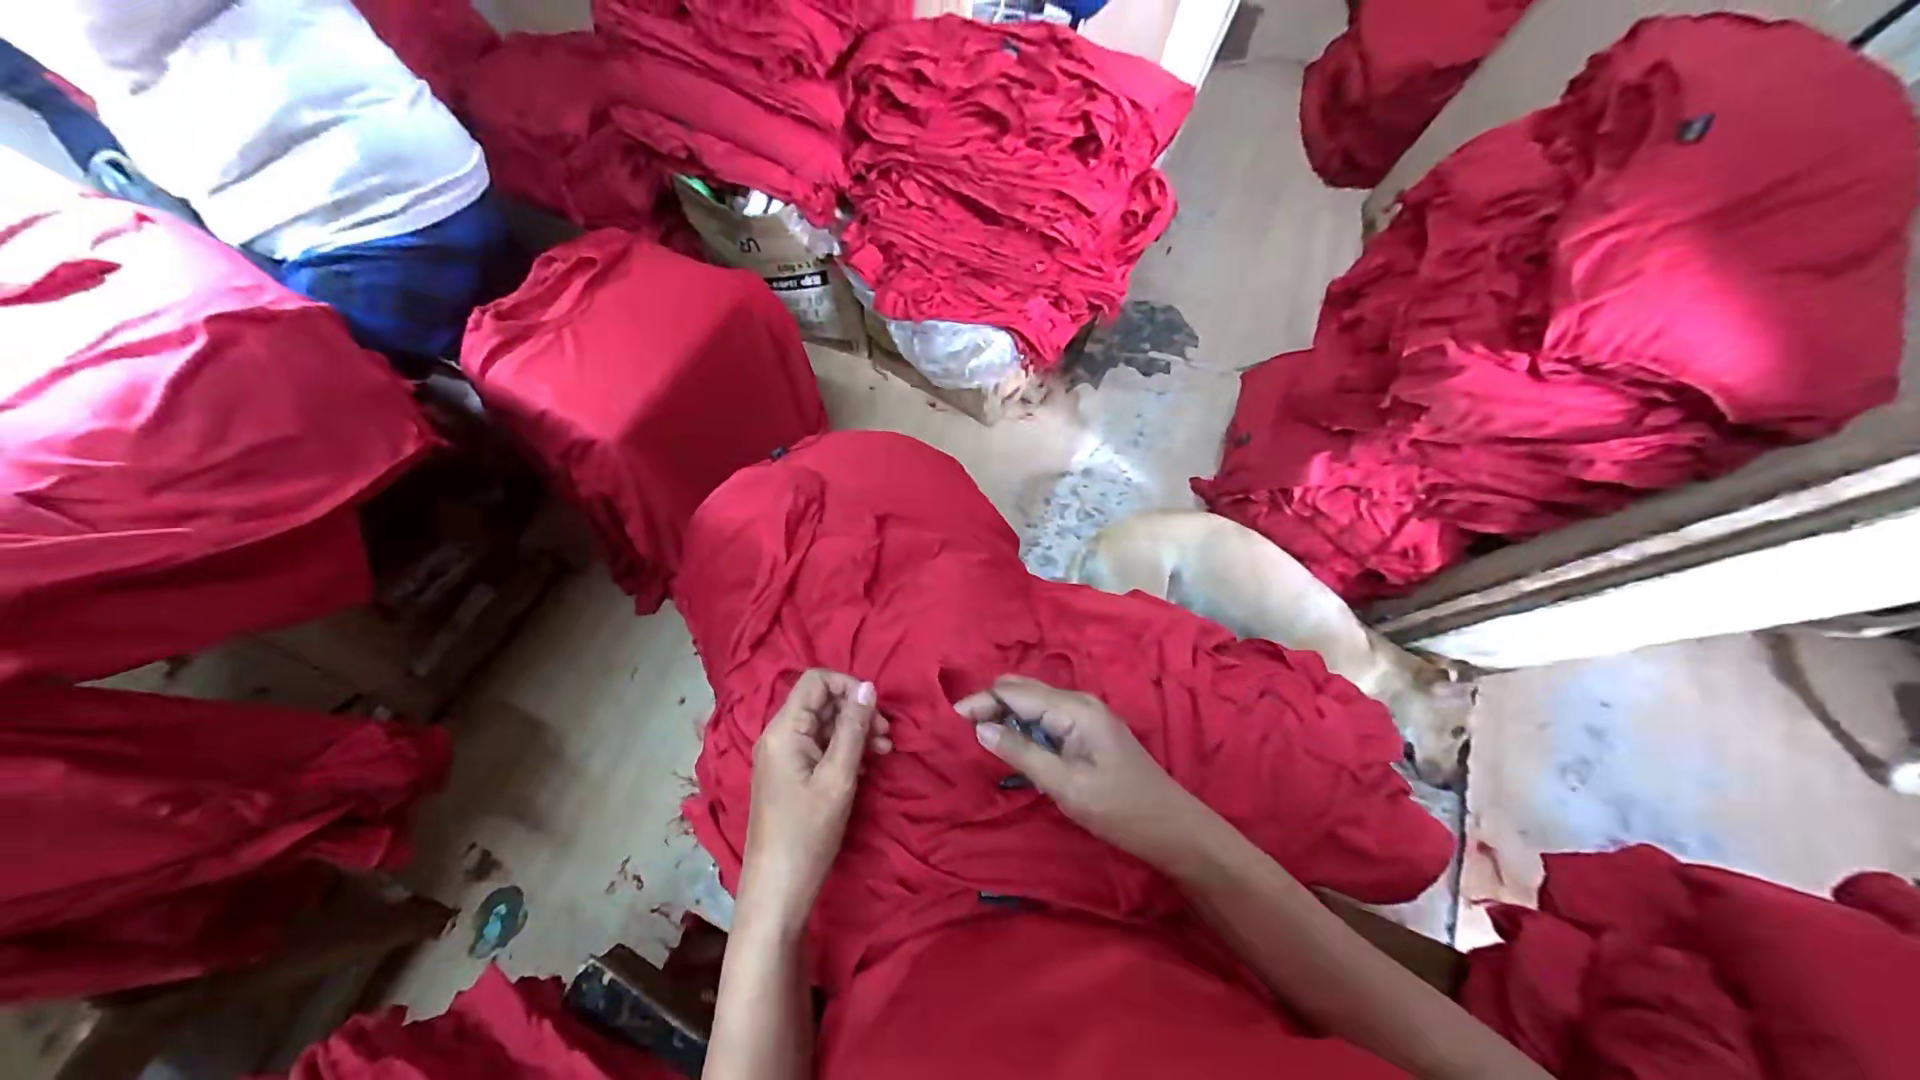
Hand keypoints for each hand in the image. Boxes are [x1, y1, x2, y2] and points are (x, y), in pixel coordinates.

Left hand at [740, 670, 890, 926]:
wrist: (777, 891)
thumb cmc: (808, 833)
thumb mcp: (839, 777)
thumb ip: (853, 728)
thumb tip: (868, 687)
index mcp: (784, 729)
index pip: (816, 680)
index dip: (849, 685)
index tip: (876, 710)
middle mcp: (779, 736)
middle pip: (821, 702)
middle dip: (857, 711)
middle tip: (887, 736)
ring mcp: (783, 757)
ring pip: (824, 725)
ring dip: (855, 731)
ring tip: (884, 752)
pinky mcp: (790, 776)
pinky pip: (820, 747)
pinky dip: (844, 750)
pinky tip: (866, 767)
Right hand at [954, 675, 1219, 875]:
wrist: (1173, 827)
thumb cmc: (1120, 810)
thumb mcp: (1065, 786)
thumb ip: (1021, 753)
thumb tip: (981, 728)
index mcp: (1075, 709)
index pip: (1016, 692)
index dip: (982, 701)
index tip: (952, 717)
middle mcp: (1080, 702)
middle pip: (1024, 689)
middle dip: (991, 702)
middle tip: (963, 728)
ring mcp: (1087, 714)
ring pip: (1034, 702)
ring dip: (1006, 712)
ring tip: (980, 734)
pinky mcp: (1089, 730)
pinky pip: (1048, 717)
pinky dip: (1025, 724)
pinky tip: (1012, 741)